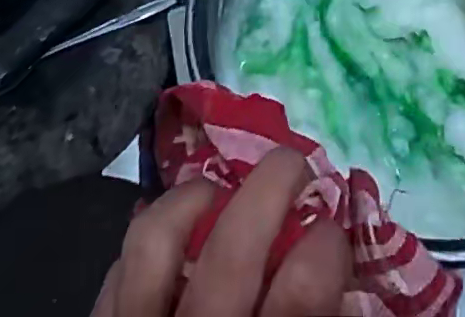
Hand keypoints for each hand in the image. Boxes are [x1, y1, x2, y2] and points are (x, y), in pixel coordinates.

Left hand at [92, 147, 351, 316]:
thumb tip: (345, 281)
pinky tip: (179, 226)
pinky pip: (119, 265)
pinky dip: (151, 233)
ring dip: (196, 198)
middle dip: (270, 189)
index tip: (334, 227)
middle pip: (230, 254)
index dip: (325, 249)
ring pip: (155, 243)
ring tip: (224, 189)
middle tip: (296, 163)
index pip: (299, 302)